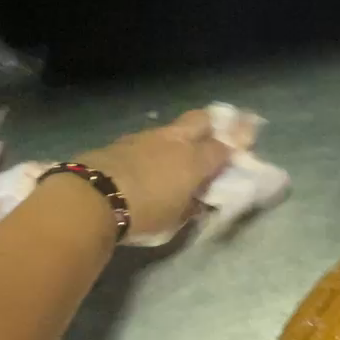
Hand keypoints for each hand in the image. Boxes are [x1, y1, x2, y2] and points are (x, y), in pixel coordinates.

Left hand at [76, 111, 231, 241]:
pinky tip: (145, 164)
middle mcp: (175, 141)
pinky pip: (146, 141)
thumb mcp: (175, 220)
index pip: (224, 146)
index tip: (249, 133)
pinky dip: (152, 149)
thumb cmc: (143, 214)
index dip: (238, 141)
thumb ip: (191, 206)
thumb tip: (197, 200)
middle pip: (200, 119)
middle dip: (210, 124)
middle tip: (213, 136)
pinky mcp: (121, 142)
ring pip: (171, 129)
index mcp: (195, 160)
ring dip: (177, 138)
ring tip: (173, 157)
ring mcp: (146, 137)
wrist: (90, 200)